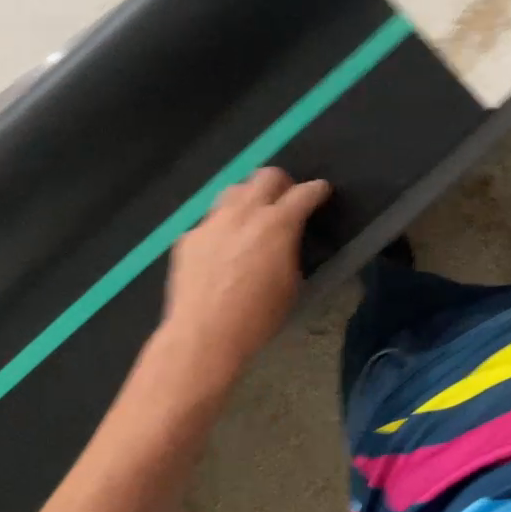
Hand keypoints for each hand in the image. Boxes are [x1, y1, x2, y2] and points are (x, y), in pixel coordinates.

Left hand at [153, 168, 330, 375]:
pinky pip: (210, 220)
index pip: (304, 192)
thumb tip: (289, 240)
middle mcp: (244, 213)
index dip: (317, 189)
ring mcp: (212, 222)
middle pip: (266, 176)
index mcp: (277, 224)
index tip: (322, 191)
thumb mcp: (291, 285)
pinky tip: (222, 248)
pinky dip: (223, 226)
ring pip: (234, 190)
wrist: (202, 335)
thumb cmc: (257, 317)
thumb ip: (291, 251)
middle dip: (282, 182)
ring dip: (249, 197)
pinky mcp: (189, 237)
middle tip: (286, 198)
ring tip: (252, 216)